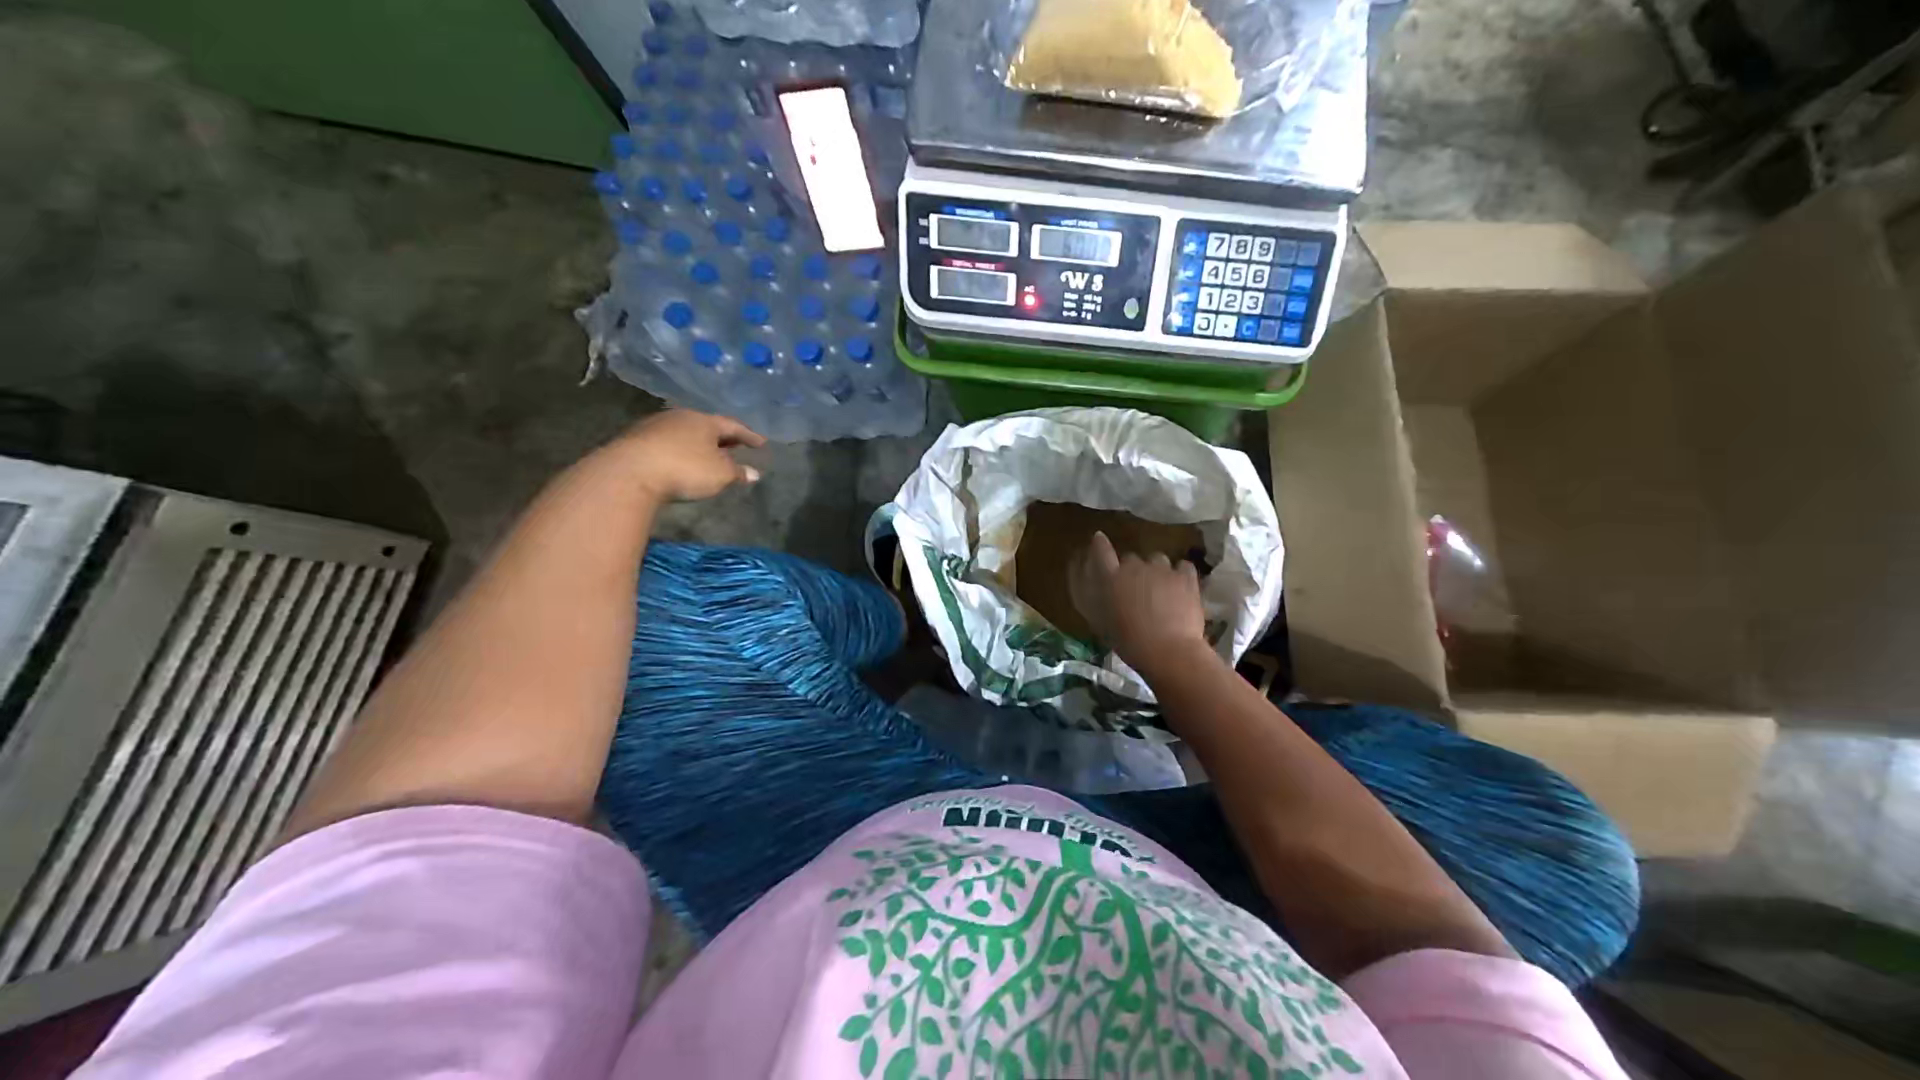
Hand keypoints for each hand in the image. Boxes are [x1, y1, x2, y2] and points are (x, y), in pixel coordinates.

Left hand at [610, 409, 764, 501]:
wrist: (629, 472)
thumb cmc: (685, 469)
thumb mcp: (719, 474)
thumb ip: (738, 472)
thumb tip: (754, 473)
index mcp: (704, 421)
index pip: (732, 426)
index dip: (748, 435)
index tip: (761, 443)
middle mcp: (680, 417)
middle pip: (706, 426)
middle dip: (722, 438)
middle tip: (734, 445)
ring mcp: (655, 426)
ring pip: (684, 432)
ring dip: (698, 443)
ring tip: (707, 454)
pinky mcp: (635, 440)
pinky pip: (666, 442)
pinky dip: (678, 450)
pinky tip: (679, 460)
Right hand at [1068, 531, 1208, 671]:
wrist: (1169, 651)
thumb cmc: (1128, 642)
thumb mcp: (1100, 623)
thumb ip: (1093, 599)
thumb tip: (1093, 584)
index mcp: (1110, 577)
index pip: (1100, 550)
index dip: (1099, 544)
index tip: (1099, 540)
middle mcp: (1134, 566)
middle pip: (1130, 558)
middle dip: (1131, 570)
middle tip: (1134, 590)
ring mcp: (1162, 569)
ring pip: (1157, 559)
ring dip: (1155, 570)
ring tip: (1159, 589)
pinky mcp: (1186, 577)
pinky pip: (1182, 566)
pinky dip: (1179, 574)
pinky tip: (1180, 587)